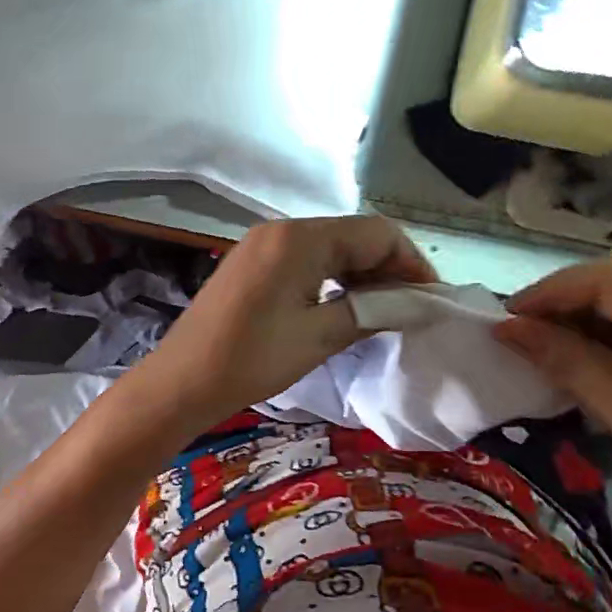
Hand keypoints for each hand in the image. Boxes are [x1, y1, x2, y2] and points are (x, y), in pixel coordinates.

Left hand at [131, 216, 435, 430]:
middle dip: (386, 267)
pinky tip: (340, 306)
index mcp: (300, 239)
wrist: (181, 381)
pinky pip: (302, 260)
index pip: (376, 233)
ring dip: (358, 273)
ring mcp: (260, 245)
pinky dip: (328, 278)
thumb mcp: (318, 337)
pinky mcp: (248, 264)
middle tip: (408, 307)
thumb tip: (411, 303)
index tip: (430, 298)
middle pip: (351, 236)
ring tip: (379, 310)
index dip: (410, 263)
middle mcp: (280, 230)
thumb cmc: (252, 359)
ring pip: (327, 248)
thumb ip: (368, 311)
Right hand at [494, 259, 611, 539]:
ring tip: (537, 347)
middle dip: (557, 305)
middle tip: (514, 336)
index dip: (549, 293)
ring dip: (572, 318)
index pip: (609, 279)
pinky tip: (574, 354)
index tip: (502, 321)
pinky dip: (594, 331)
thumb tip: (506, 329)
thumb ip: (571, 363)